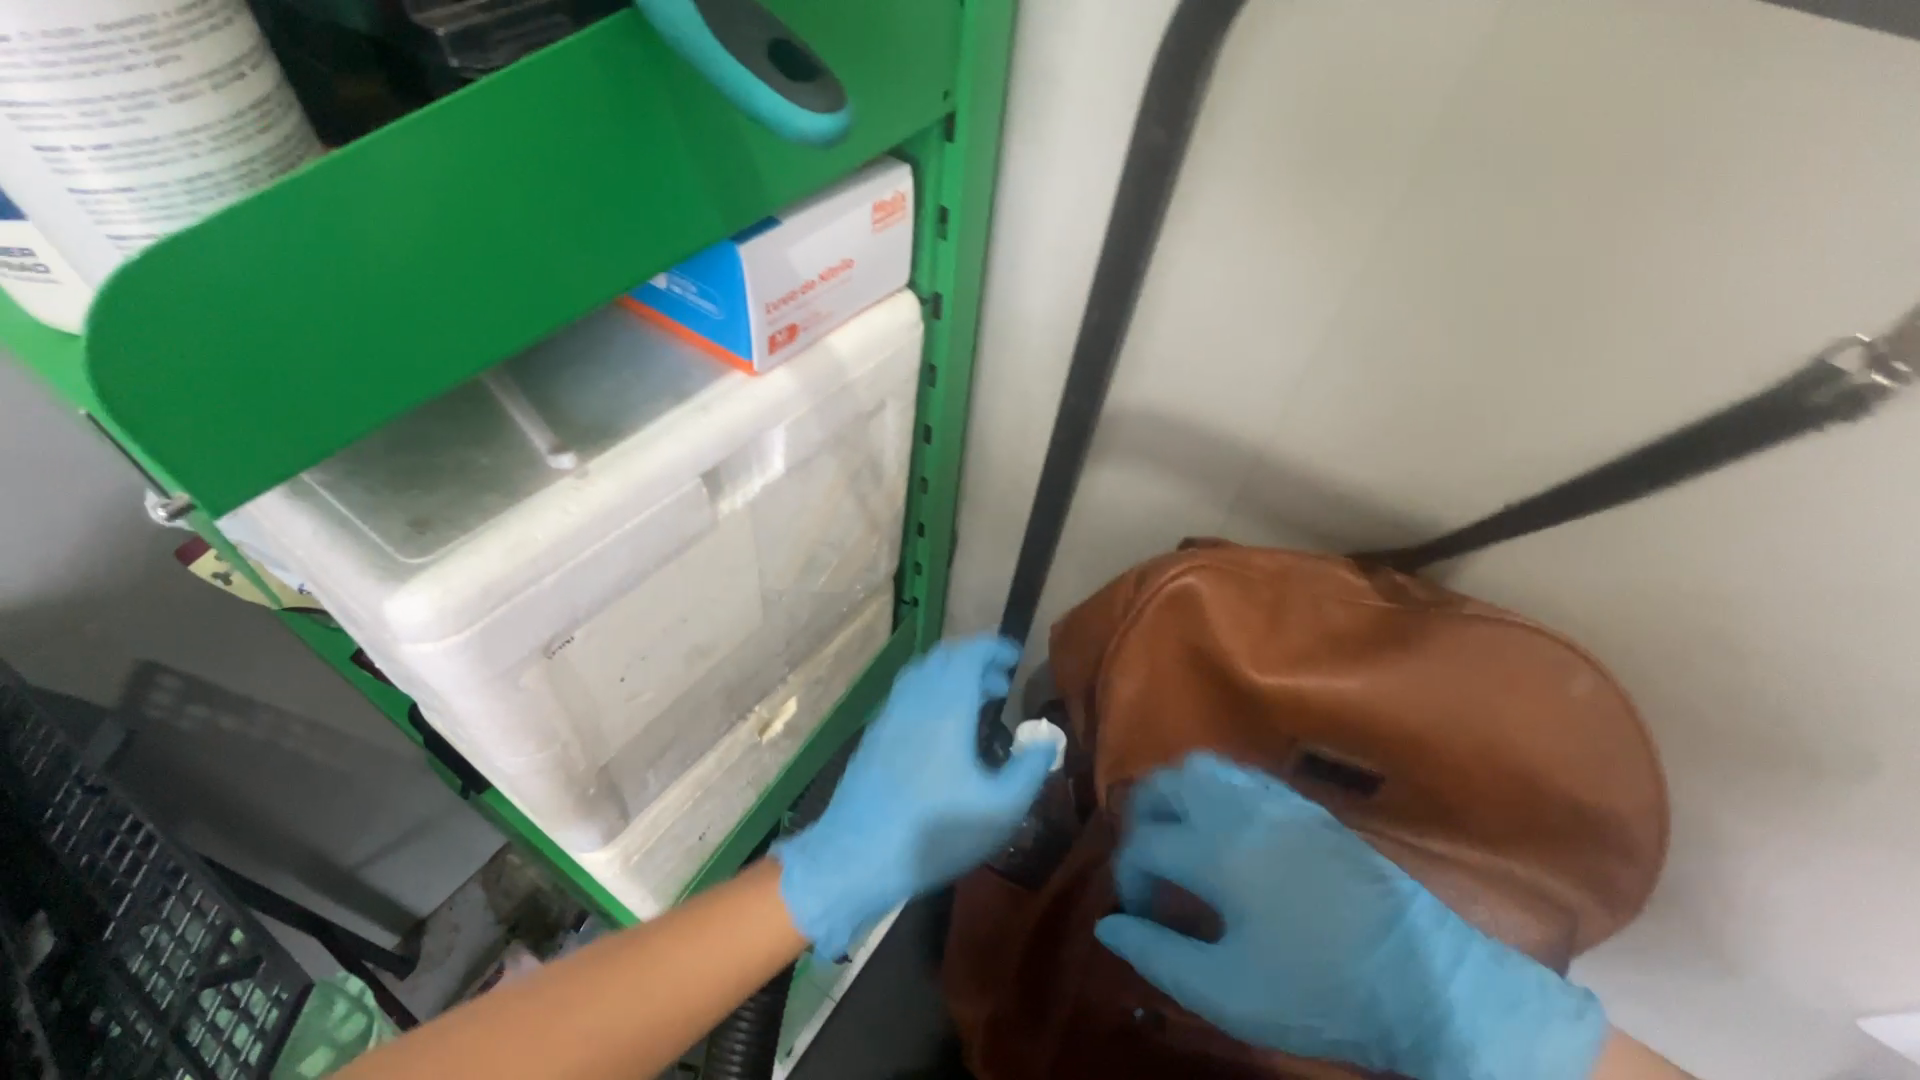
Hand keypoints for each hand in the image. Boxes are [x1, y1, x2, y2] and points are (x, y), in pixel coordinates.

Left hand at [773, 635, 1053, 957]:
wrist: (857, 856)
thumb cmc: (937, 831)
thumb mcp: (1001, 808)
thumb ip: (1030, 768)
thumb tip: (1047, 739)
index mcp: (946, 704)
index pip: (969, 652)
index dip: (994, 647)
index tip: (1016, 657)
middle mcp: (914, 699)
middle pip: (943, 658)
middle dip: (975, 662)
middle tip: (1001, 684)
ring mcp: (888, 717)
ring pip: (921, 677)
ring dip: (950, 678)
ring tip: (976, 704)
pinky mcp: (872, 738)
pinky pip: (906, 697)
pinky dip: (930, 696)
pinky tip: (942, 731)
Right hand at [1095, 753, 1609, 1079]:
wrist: (1431, 988)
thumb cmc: (1321, 994)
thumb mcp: (1227, 994)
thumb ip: (1157, 955)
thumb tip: (1107, 924)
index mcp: (1219, 850)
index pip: (1145, 843)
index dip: (1127, 878)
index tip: (1137, 915)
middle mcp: (1245, 810)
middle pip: (1171, 780)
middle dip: (1144, 815)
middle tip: (1147, 861)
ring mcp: (1284, 804)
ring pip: (1211, 768)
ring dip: (1181, 797)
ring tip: (1180, 840)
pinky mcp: (1314, 812)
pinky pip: (1248, 778)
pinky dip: (1220, 794)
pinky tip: (1229, 837)